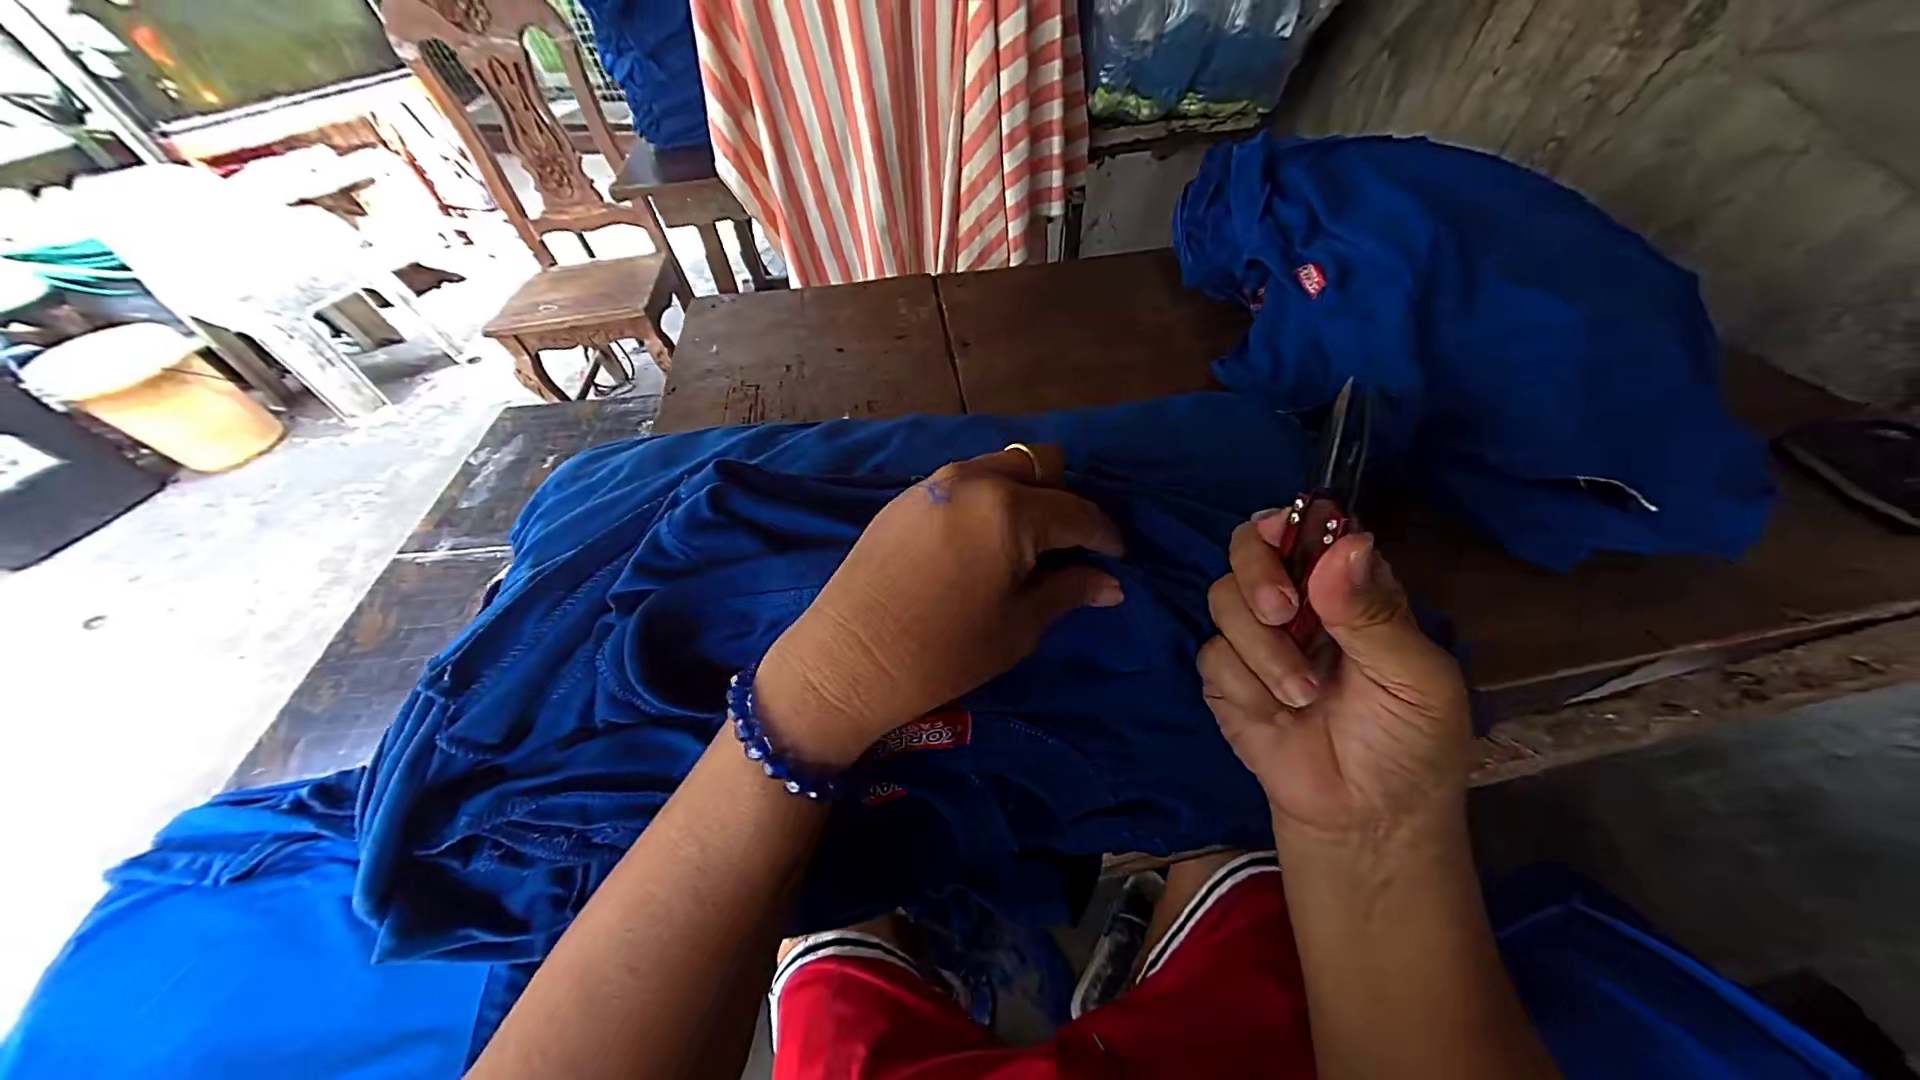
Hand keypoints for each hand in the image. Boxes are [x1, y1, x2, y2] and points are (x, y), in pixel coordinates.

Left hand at [754, 446, 1125, 767]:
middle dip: (1063, 498)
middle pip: (1038, 465)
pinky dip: (985, 499)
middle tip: (1066, 545)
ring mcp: (933, 483)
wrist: (848, 660)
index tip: (1118, 556)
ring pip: (997, 467)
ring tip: (1024, 542)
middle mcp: (972, 480)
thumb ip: (1068, 591)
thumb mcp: (1017, 627)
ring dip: (1023, 493)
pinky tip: (979, 542)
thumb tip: (1111, 583)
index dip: (1106, 534)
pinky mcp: (904, 498)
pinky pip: (962, 482)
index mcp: (1010, 510)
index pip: (1077, 511)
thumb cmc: (943, 652)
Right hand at [1197, 514, 1470, 847]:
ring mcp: (1254, 636)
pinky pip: (1212, 654)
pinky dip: (1244, 685)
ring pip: (1223, 599)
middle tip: (1282, 610)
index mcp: (1349, 589)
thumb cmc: (1409, 743)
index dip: (1291, 523)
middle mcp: (1297, 601)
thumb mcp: (1417, 678)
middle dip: (1258, 574)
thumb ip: (1374, 613)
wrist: (1362, 816)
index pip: (1309, 528)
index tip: (1284, 535)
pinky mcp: (1223, 674)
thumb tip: (1347, 542)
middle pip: (1248, 547)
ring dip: (1262, 650)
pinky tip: (1274, 714)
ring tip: (1302, 695)